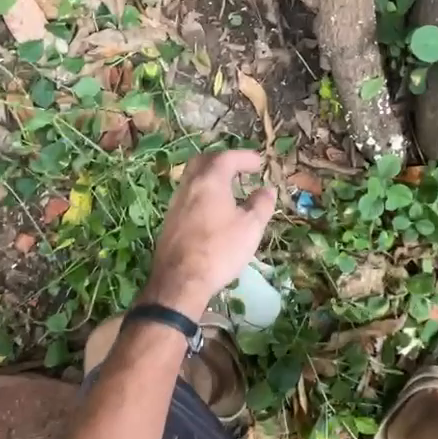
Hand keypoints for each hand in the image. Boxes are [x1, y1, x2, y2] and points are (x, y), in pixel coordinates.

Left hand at [143, 150, 276, 315]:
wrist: (180, 281)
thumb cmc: (219, 250)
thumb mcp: (250, 227)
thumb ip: (261, 204)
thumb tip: (267, 189)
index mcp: (210, 182)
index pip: (227, 157)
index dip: (245, 157)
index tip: (259, 163)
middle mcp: (189, 186)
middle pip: (204, 161)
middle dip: (223, 160)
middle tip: (239, 168)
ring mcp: (175, 204)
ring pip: (193, 179)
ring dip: (211, 177)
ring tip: (229, 189)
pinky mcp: (170, 221)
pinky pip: (188, 196)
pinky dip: (203, 193)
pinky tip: (213, 211)